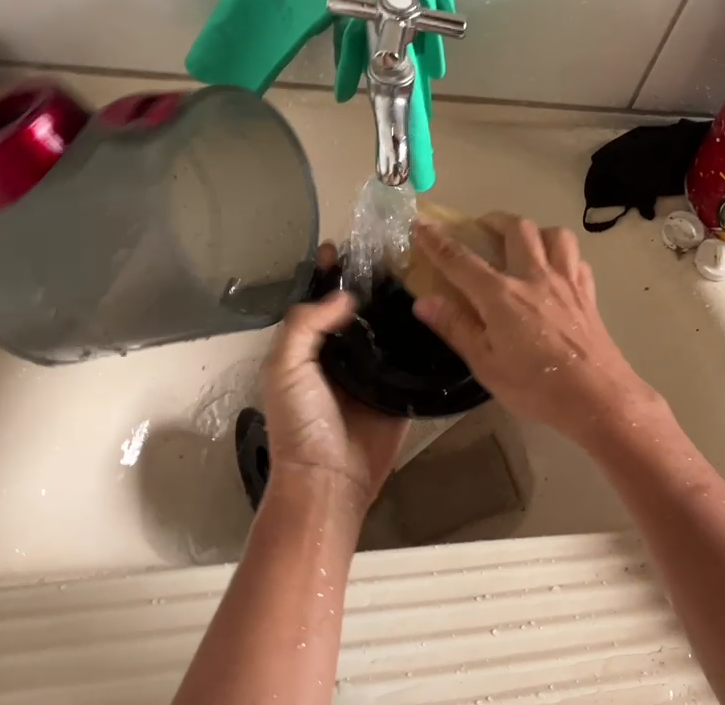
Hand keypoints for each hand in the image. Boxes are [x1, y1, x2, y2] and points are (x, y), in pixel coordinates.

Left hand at [259, 245, 409, 519]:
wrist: (330, 478)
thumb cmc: (300, 422)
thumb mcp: (284, 367)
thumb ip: (304, 324)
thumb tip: (344, 296)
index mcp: (309, 347)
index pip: (318, 301)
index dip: (326, 273)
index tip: (344, 245)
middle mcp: (342, 353)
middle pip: (356, 309)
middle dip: (370, 282)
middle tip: (394, 251)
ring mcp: (374, 370)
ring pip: (387, 327)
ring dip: (399, 303)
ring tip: (421, 271)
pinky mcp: (400, 386)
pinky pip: (412, 356)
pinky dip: (423, 334)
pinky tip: (439, 308)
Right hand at [411, 213, 659, 447]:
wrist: (598, 397)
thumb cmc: (535, 387)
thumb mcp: (485, 365)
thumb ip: (456, 328)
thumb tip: (424, 301)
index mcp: (502, 295)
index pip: (461, 260)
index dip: (437, 241)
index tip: (421, 224)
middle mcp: (535, 277)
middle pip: (516, 228)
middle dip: (494, 220)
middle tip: (481, 227)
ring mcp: (566, 282)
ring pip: (554, 234)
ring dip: (535, 231)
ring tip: (523, 243)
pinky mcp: (588, 294)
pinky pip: (576, 259)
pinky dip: (563, 255)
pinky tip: (557, 270)